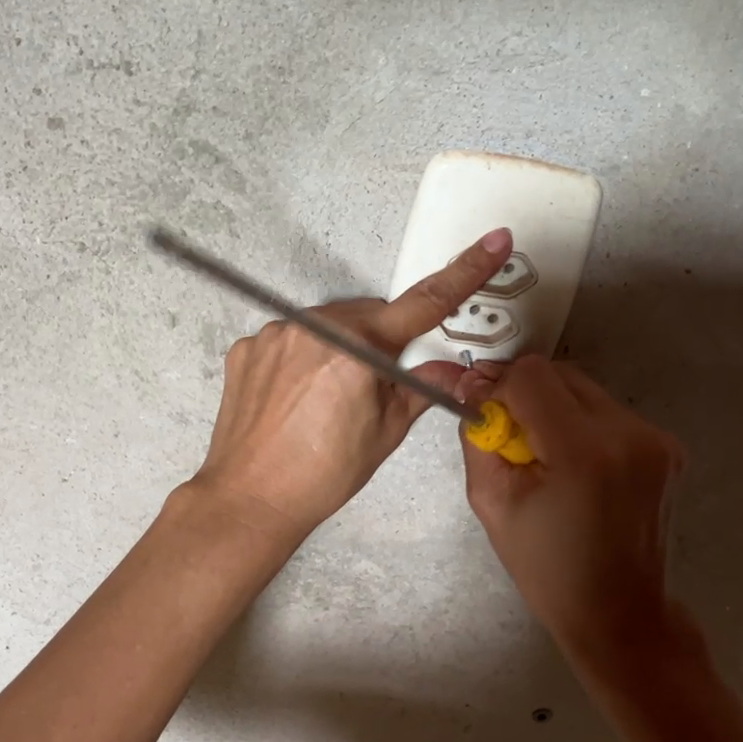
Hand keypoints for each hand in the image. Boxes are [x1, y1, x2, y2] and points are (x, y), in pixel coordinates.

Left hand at [193, 228, 513, 541]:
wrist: (251, 498)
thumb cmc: (320, 475)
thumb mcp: (386, 433)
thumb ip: (423, 389)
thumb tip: (452, 370)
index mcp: (358, 350)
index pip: (424, 304)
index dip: (465, 272)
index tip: (493, 243)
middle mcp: (315, 329)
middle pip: (368, 316)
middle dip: (379, 342)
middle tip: (372, 390)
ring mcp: (276, 334)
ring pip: (328, 326)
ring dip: (338, 348)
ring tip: (326, 401)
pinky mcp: (249, 347)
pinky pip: (291, 338)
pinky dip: (303, 358)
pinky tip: (297, 396)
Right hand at [455, 356, 686, 645]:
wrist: (620, 613)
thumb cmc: (547, 568)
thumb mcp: (492, 502)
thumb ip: (479, 436)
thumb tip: (474, 389)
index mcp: (584, 451)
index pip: (531, 376)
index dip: (497, 387)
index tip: (484, 414)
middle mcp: (629, 432)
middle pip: (559, 374)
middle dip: (524, 394)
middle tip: (506, 432)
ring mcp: (655, 438)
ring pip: (584, 390)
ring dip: (553, 408)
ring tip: (541, 453)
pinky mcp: (667, 446)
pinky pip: (608, 412)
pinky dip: (581, 424)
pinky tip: (572, 464)